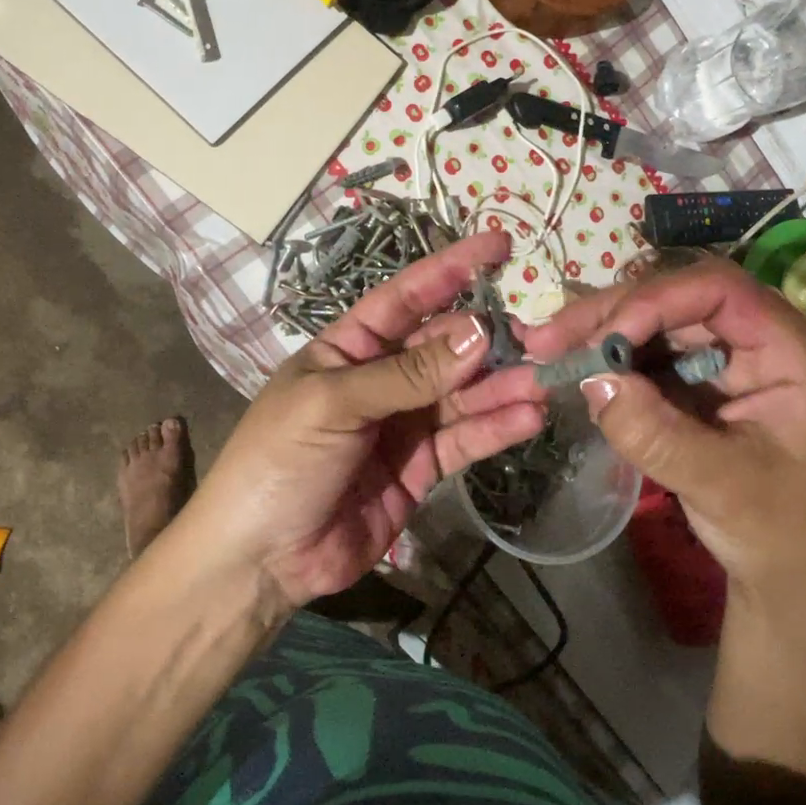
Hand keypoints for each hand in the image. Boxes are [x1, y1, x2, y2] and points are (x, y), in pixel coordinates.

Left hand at [180, 230, 545, 608]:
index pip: (405, 298)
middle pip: (443, 348)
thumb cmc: (279, 460)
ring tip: (544, 379)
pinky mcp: (421, 470)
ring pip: (461, 395)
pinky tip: (528, 418)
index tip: (499, 247)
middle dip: (487, 339)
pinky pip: (463, 440)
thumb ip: (407, 374)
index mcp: (346, 349)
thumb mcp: (334, 404)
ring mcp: (402, 425)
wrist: (262, 557)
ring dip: (501, 386)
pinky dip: (495, 429)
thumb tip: (478, 332)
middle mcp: (379, 379)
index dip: (450, 270)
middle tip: (538, 334)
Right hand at [525, 257, 805, 588]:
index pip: (718, 292)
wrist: (790, 576)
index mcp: (788, 352)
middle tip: (548, 338)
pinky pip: (646, 358)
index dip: (657, 301)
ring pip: (654, 324)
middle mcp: (753, 343)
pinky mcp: (694, 386)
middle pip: (677, 299)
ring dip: (599, 335)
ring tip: (546, 351)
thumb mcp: (723, 485)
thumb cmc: (781, 530)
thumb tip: (593, 382)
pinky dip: (607, 363)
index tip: (604, 339)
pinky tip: (571, 372)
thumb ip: (658, 434)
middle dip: (611, 314)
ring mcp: (721, 363)